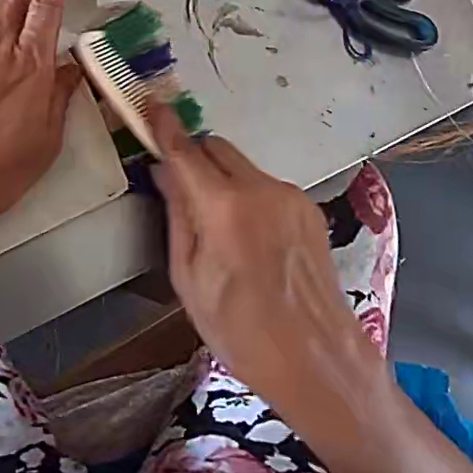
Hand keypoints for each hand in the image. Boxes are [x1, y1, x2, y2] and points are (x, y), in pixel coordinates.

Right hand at [148, 109, 370, 395]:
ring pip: (240, 164)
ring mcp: (291, 197)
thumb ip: (177, 215)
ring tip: (216, 222)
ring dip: (220, 176)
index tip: (151, 107)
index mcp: (224, 207)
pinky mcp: (309, 209)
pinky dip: (245, 192)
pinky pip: (264, 184)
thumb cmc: (242, 330)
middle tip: (178, 183)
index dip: (164, 127)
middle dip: (193, 155)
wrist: (321, 366)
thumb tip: (165, 173)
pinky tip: (246, 234)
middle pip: (215, 147)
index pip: (186, 151)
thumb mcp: (188, 277)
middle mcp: (261, 190)